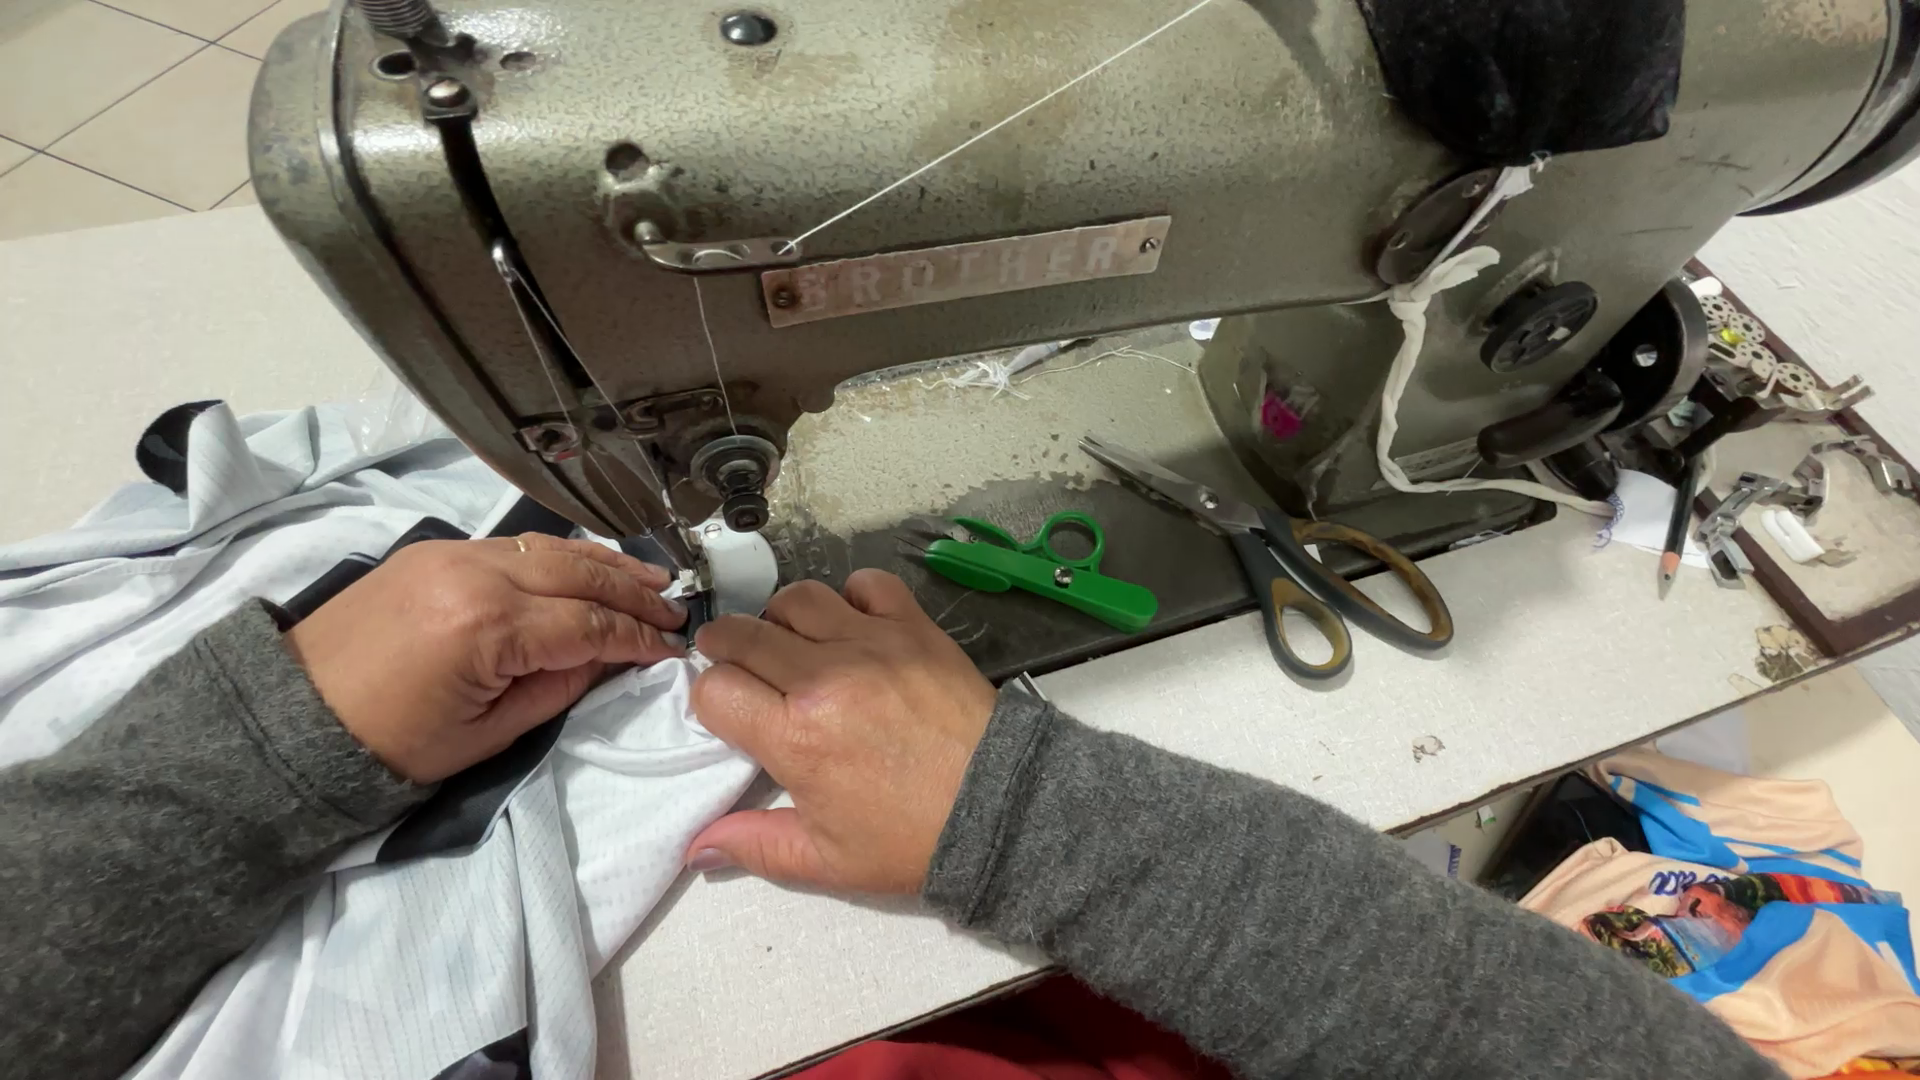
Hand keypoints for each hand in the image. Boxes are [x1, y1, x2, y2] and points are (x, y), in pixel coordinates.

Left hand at [284, 534, 686, 783]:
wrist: (287, 722)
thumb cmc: (392, 744)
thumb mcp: (490, 733)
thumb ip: (562, 686)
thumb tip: (610, 658)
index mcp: (488, 627)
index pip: (590, 624)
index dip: (638, 638)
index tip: (673, 649)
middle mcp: (476, 574)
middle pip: (582, 576)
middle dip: (636, 595)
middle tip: (676, 611)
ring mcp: (454, 553)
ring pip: (555, 548)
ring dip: (610, 564)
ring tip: (653, 578)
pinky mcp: (438, 549)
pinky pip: (521, 545)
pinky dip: (567, 554)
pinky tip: (594, 565)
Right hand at [687, 570, 997, 892]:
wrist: (997, 806)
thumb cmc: (911, 837)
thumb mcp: (826, 861)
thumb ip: (754, 845)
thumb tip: (696, 845)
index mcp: (796, 735)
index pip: (715, 688)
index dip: (710, 696)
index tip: (727, 707)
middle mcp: (825, 676)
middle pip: (745, 633)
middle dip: (726, 644)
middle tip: (734, 657)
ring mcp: (873, 643)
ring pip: (800, 598)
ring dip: (782, 616)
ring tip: (793, 640)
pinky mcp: (914, 627)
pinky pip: (870, 583)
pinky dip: (853, 594)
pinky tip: (854, 622)